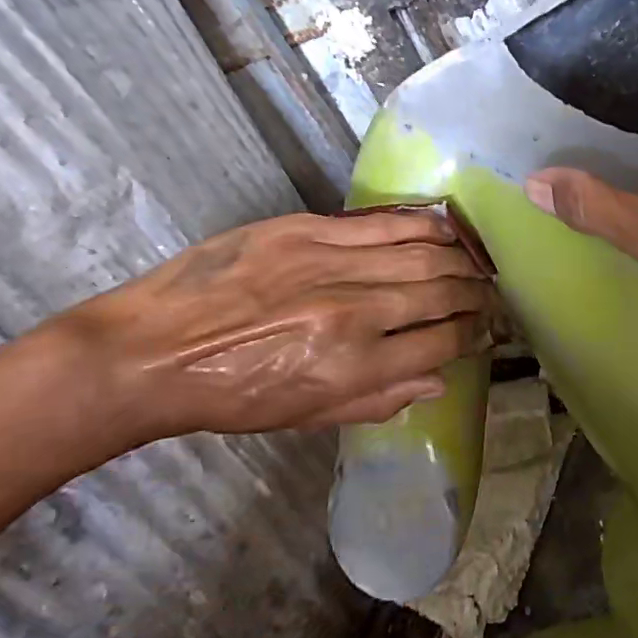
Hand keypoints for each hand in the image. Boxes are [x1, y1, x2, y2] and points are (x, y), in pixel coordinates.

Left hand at [43, 210, 492, 444]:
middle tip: (490, 294)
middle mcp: (351, 309)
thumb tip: (441, 378)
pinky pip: (381, 221)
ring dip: (459, 256)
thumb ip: (380, 397)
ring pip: (421, 249)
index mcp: (351, 364)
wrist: (146, 352)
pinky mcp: (305, 228)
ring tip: (475, 261)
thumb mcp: (305, 417)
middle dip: (477, 293)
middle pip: (441, 291)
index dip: (473, 335)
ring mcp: (329, 261)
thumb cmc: (228, 398)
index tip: (485, 330)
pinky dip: (422, 222)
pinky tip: (444, 227)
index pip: (441, 341)